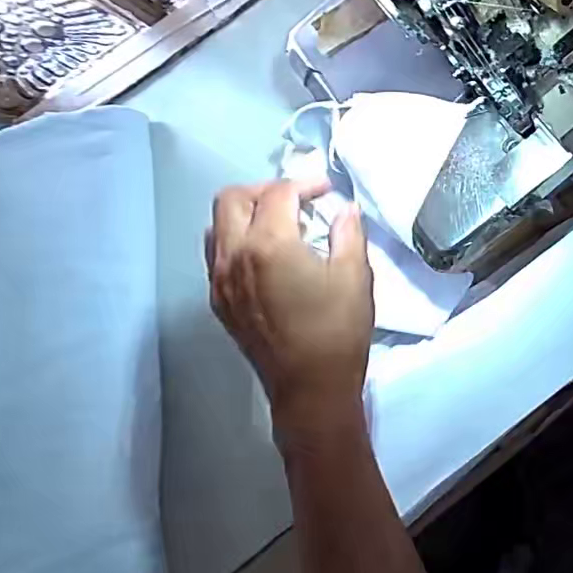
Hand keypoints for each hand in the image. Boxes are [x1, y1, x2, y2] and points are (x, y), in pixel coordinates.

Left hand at [206, 179, 373, 444]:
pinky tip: (266, 255)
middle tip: (297, 200)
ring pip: (218, 226)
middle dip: (265, 190)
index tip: (326, 190)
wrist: (311, 389)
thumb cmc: (338, 330)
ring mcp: (220, 280)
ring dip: (246, 213)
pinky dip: (237, 240)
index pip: (278, 194)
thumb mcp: (355, 275)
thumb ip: (348, 233)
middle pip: (232, 199)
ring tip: (279, 224)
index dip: (305, 183)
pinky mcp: (219, 301)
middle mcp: (234, 257)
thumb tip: (344, 209)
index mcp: (269, 245)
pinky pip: (217, 255)